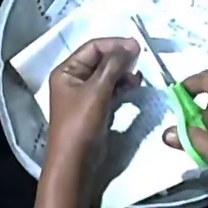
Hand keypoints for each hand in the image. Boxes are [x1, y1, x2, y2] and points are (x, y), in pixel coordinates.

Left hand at [45, 37, 139, 170]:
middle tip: (140, 63)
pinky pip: (110, 90)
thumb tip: (131, 45)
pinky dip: (122, 87)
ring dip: (123, 73)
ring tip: (137, 79)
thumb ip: (114, 65)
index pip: (93, 48)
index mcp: (66, 71)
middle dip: (120, 59)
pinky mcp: (95, 109)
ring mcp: (84, 95)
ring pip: (107, 75)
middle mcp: (73, 80)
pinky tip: (133, 88)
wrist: (75, 162)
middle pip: (100, 60)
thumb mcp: (97, 90)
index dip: (115, 44)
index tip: (138, 47)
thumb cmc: (81, 123)